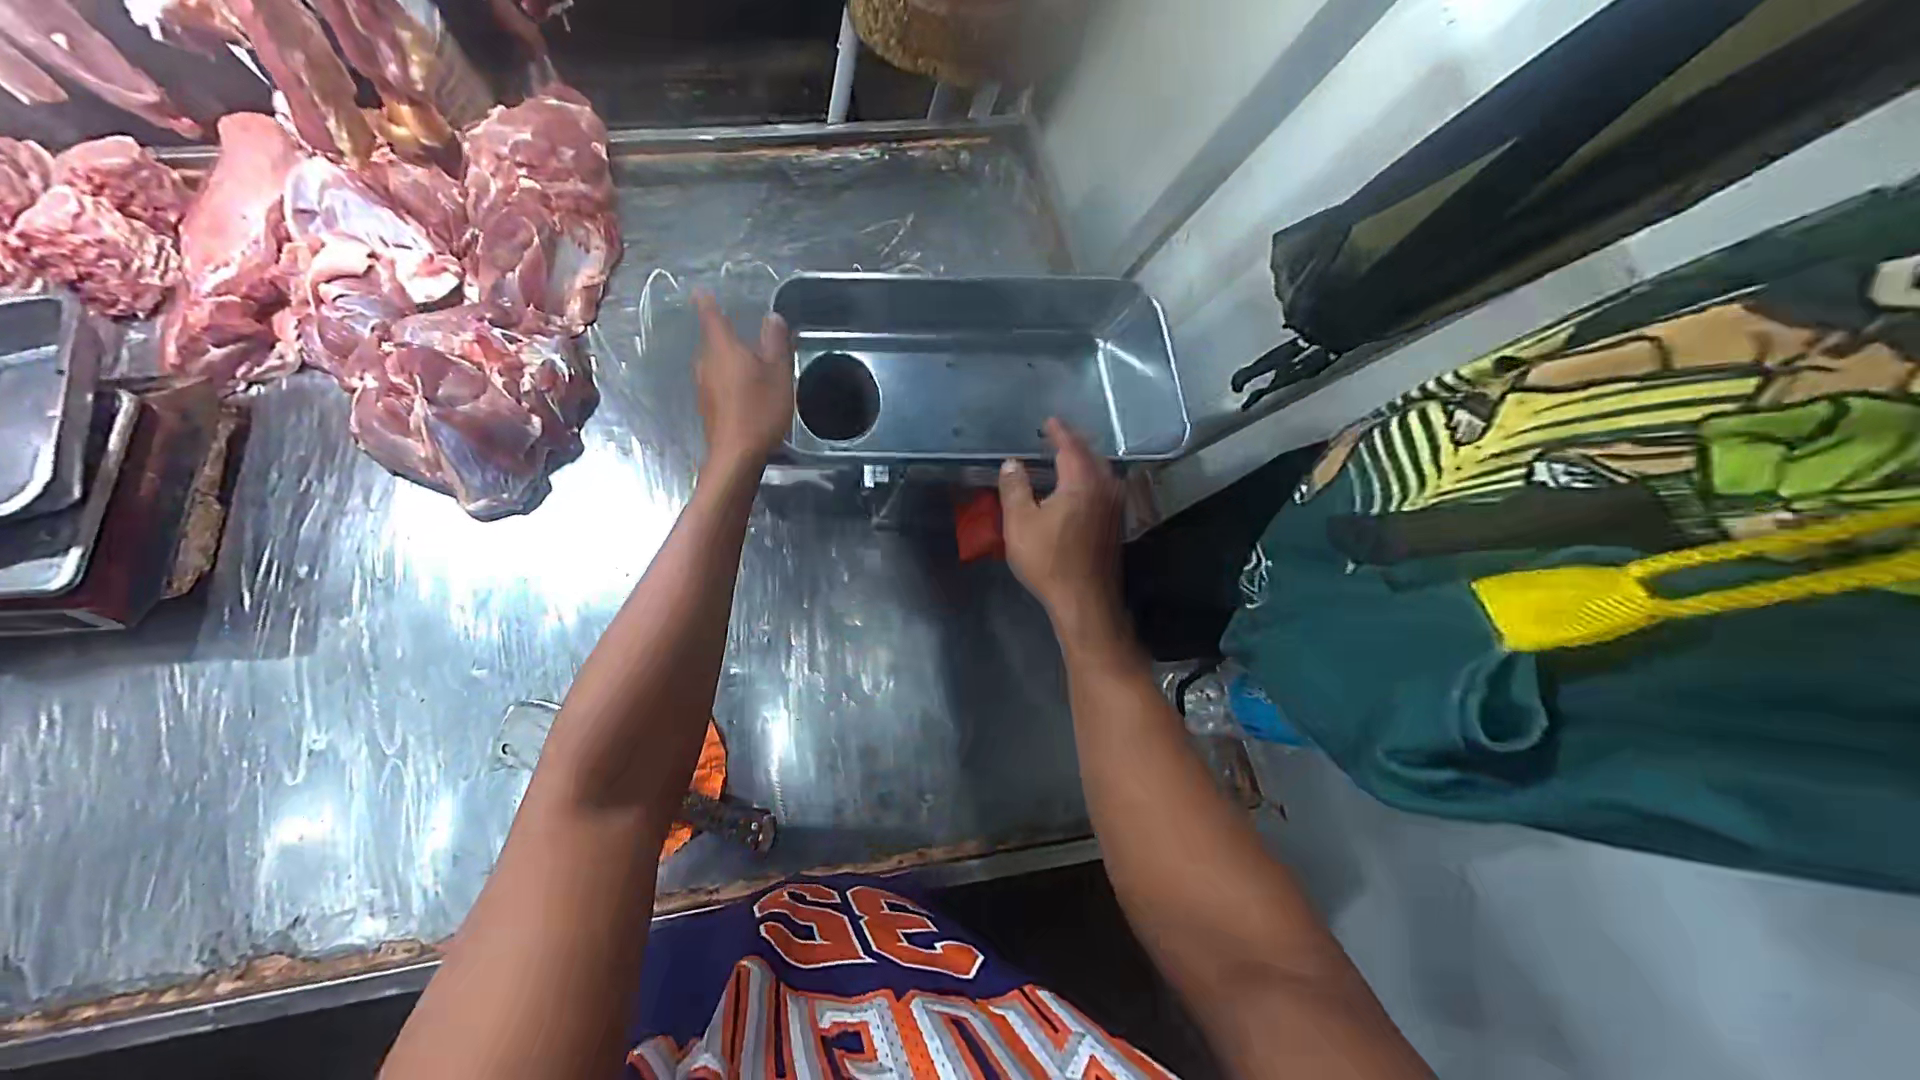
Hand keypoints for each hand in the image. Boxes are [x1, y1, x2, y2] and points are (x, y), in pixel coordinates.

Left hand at [694, 291, 794, 466]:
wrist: (736, 455)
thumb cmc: (759, 410)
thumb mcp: (778, 374)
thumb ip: (775, 343)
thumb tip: (772, 317)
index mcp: (722, 348)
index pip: (711, 315)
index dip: (707, 302)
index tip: (703, 292)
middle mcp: (706, 362)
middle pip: (715, 341)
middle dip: (730, 338)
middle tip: (753, 340)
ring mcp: (703, 385)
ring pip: (717, 364)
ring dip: (732, 363)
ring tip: (755, 369)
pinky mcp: (708, 406)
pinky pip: (719, 383)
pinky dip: (731, 382)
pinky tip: (748, 394)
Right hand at [999, 418, 1127, 642]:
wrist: (1085, 600)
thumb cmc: (1049, 561)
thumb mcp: (1020, 523)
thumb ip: (1015, 488)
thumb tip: (1011, 464)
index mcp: (1082, 482)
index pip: (1071, 446)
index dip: (1058, 432)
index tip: (1049, 422)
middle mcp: (1104, 488)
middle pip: (1091, 455)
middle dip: (1074, 443)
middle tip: (1056, 436)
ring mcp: (1114, 507)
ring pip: (1100, 472)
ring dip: (1084, 461)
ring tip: (1066, 458)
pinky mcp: (1115, 524)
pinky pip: (1103, 488)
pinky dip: (1089, 479)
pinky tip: (1078, 488)